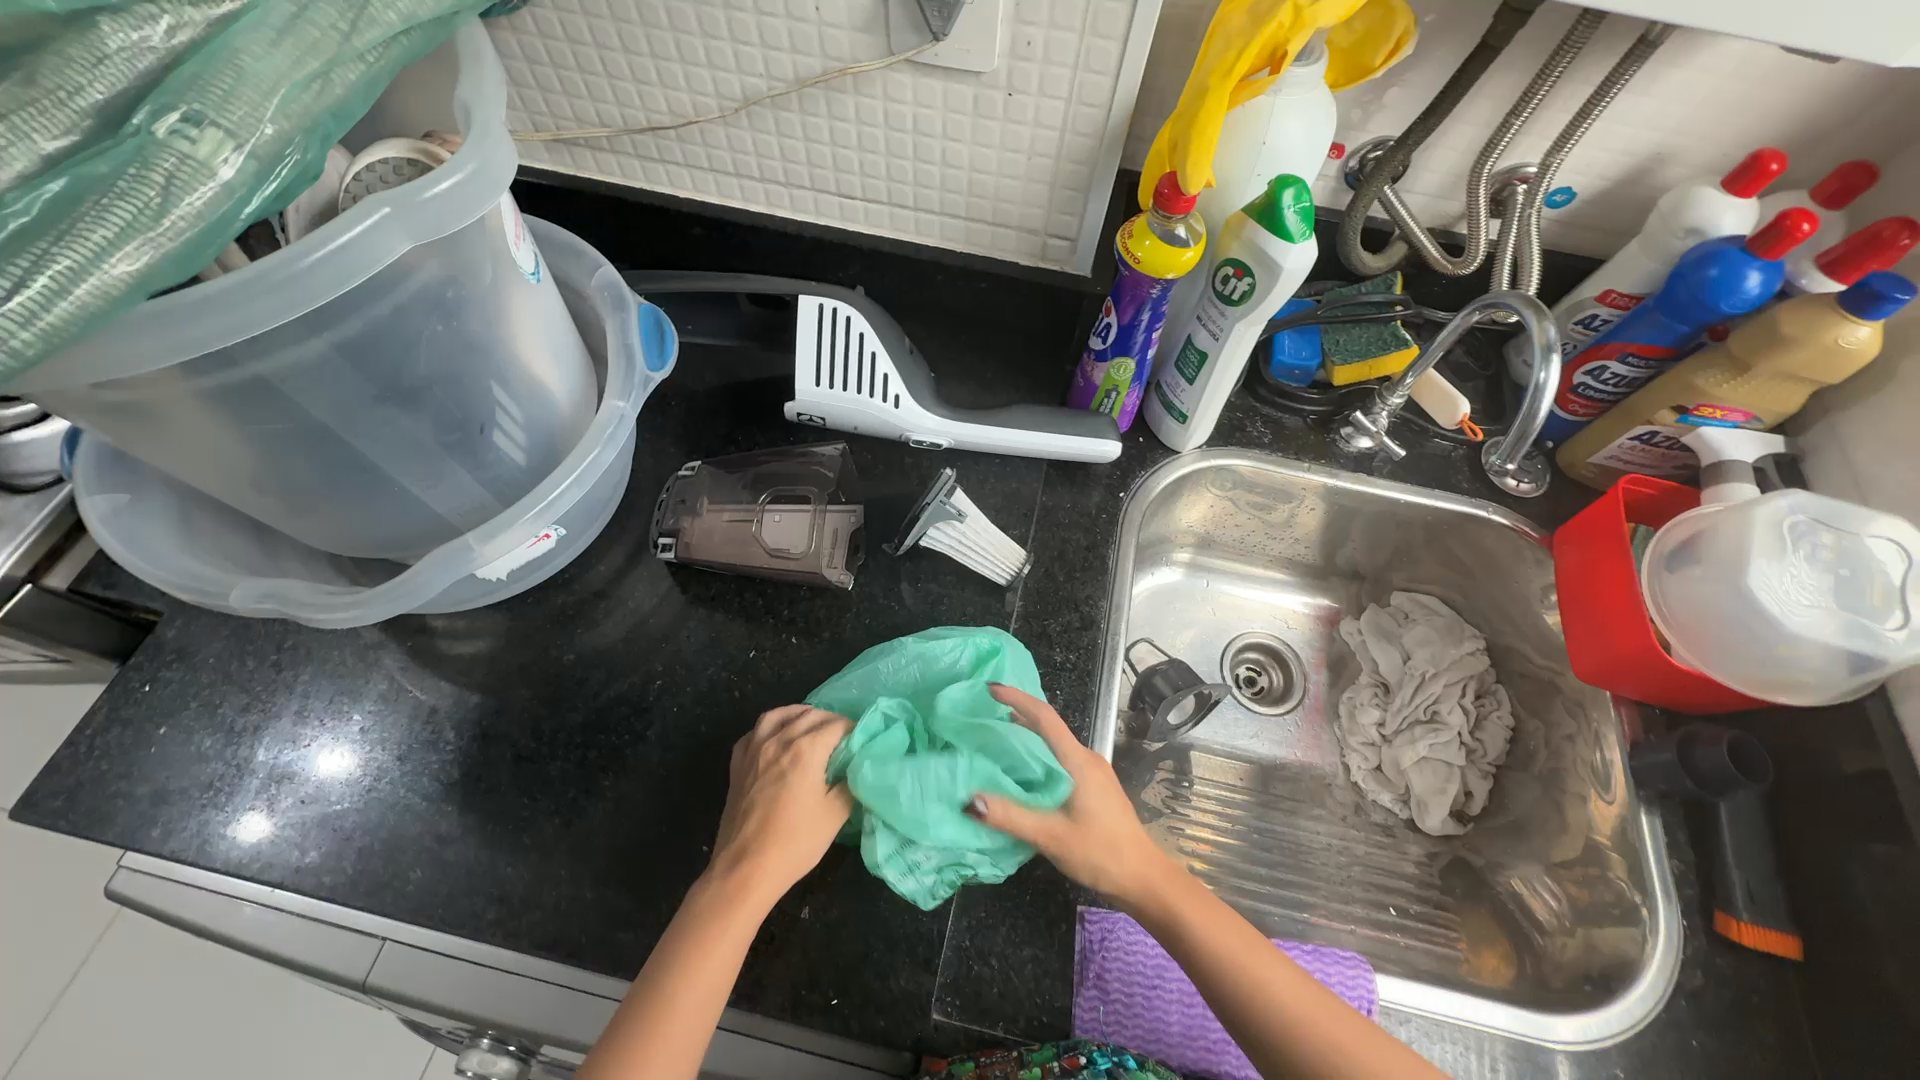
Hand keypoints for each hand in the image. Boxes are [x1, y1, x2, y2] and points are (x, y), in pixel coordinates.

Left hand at [709, 705, 853, 905]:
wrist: (745, 868)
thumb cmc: (795, 842)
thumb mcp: (835, 815)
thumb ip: (849, 785)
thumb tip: (856, 770)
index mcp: (806, 749)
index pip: (836, 725)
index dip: (853, 729)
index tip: (863, 739)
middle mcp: (778, 741)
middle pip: (808, 715)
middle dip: (830, 719)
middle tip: (844, 735)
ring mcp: (753, 751)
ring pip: (777, 715)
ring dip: (797, 714)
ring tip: (810, 723)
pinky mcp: (737, 765)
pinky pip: (754, 733)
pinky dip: (769, 728)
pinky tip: (775, 739)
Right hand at [966, 684, 1181, 912]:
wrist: (1142, 878)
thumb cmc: (1101, 853)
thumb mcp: (1051, 836)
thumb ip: (1011, 816)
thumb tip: (969, 799)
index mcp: (1078, 761)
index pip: (1044, 718)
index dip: (1017, 699)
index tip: (990, 690)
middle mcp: (1086, 759)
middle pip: (1047, 728)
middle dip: (1015, 718)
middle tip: (981, 719)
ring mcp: (1093, 773)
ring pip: (1053, 746)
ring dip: (1025, 741)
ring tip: (992, 745)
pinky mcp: (1093, 787)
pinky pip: (1059, 762)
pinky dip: (1036, 760)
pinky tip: (1019, 777)